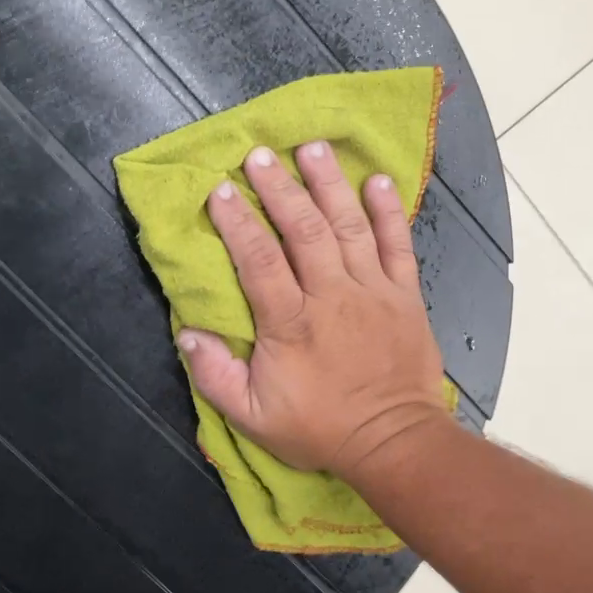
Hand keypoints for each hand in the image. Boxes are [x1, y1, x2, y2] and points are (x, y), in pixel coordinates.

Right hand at [178, 143, 450, 481]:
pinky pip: (398, 245)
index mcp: (291, 323)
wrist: (395, 444)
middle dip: (280, 188)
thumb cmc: (318, 428)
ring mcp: (373, 292)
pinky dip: (389, 211)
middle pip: (304, 230)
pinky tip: (377, 180)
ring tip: (312, 148)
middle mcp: (332, 296)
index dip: (238, 222)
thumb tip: (188, 333)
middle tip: (259, 154)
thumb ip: (215, 375)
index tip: (220, 190)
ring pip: (349, 227)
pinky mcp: (405, 296)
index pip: (260, 260)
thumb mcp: (252, 417)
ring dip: (329, 184)